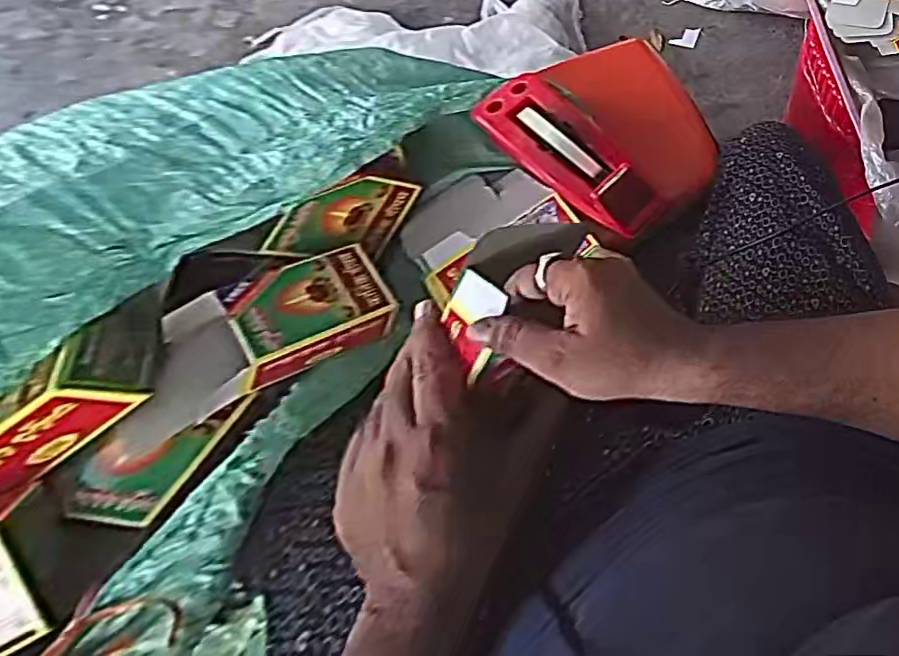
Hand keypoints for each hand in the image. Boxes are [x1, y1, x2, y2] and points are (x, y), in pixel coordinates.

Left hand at [335, 304, 561, 627]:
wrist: (418, 591)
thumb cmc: (475, 528)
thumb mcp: (520, 466)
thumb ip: (541, 413)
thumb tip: (554, 375)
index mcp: (437, 432)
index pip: (427, 362)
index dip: (429, 329)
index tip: (432, 308)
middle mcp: (392, 439)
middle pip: (398, 373)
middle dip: (416, 350)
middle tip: (436, 340)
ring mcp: (362, 461)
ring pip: (380, 400)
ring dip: (402, 383)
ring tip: (426, 387)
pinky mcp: (344, 481)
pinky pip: (366, 430)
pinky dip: (386, 415)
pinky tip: (407, 428)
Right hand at [472, 256, 707, 402]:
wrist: (678, 362)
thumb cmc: (628, 361)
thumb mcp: (558, 359)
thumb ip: (515, 339)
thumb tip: (481, 326)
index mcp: (580, 273)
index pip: (524, 275)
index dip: (505, 303)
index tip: (496, 328)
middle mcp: (599, 263)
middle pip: (545, 279)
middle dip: (529, 310)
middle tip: (522, 343)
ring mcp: (616, 272)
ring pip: (566, 286)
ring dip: (552, 312)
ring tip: (551, 345)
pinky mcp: (627, 285)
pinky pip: (588, 291)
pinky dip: (575, 311)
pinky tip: (576, 340)